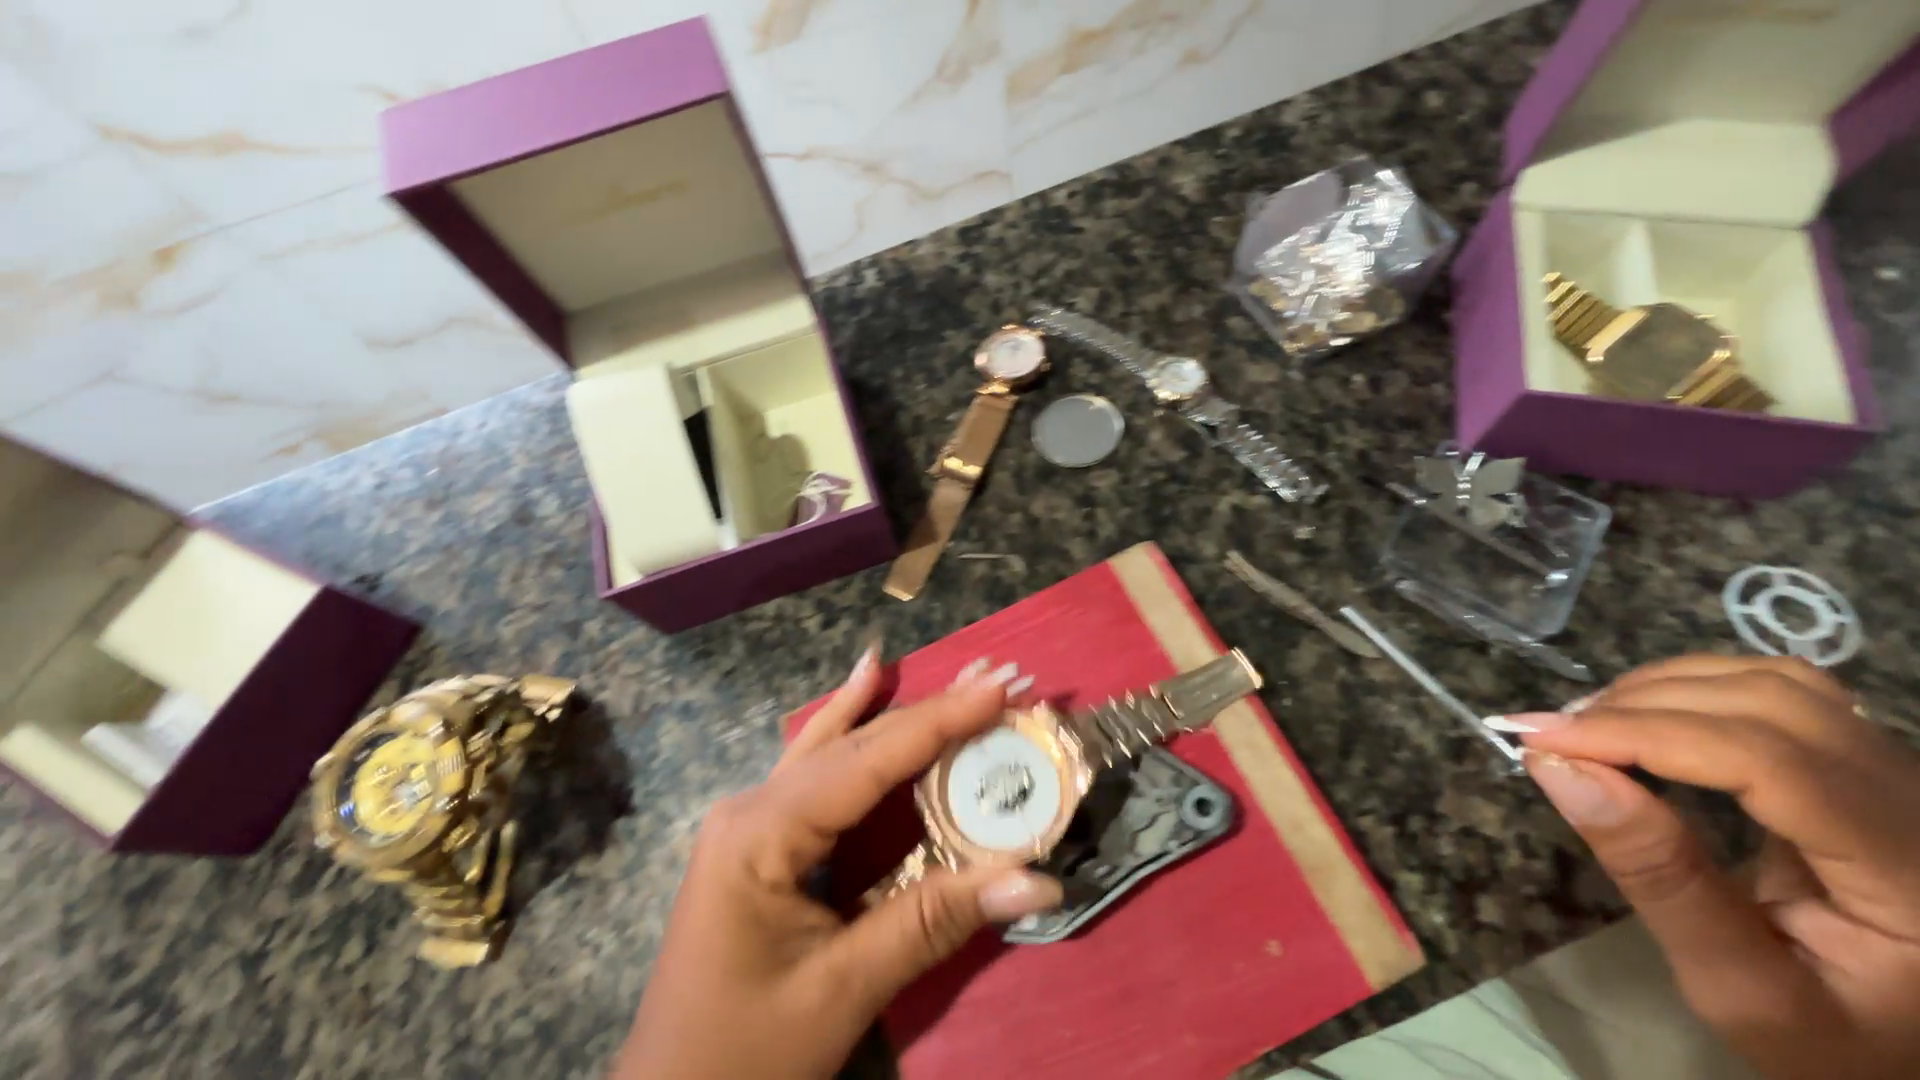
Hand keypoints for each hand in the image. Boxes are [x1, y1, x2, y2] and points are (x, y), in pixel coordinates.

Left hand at [613, 647, 1063, 1079]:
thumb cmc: (746, 1051)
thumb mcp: (843, 989)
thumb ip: (935, 922)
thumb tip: (1038, 880)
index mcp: (759, 833)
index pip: (866, 761)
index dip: (938, 721)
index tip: (998, 687)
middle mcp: (750, 808)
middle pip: (851, 744)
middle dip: (926, 711)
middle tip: (994, 676)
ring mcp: (748, 821)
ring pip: (831, 748)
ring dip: (893, 712)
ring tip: (951, 675)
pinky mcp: (758, 841)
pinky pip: (814, 771)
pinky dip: (851, 729)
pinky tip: (865, 686)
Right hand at [1490, 656, 1919, 1079]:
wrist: (1901, 1044)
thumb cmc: (1826, 1040)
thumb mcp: (1738, 988)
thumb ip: (1659, 877)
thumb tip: (1558, 769)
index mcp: (1909, 876)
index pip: (1770, 762)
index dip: (1644, 735)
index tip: (1540, 739)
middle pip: (1777, 705)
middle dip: (1644, 706)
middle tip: (1550, 736)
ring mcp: (1904, 780)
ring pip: (1777, 684)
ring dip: (1664, 690)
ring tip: (1584, 726)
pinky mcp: (1871, 768)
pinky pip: (1782, 695)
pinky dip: (1692, 691)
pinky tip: (1639, 719)